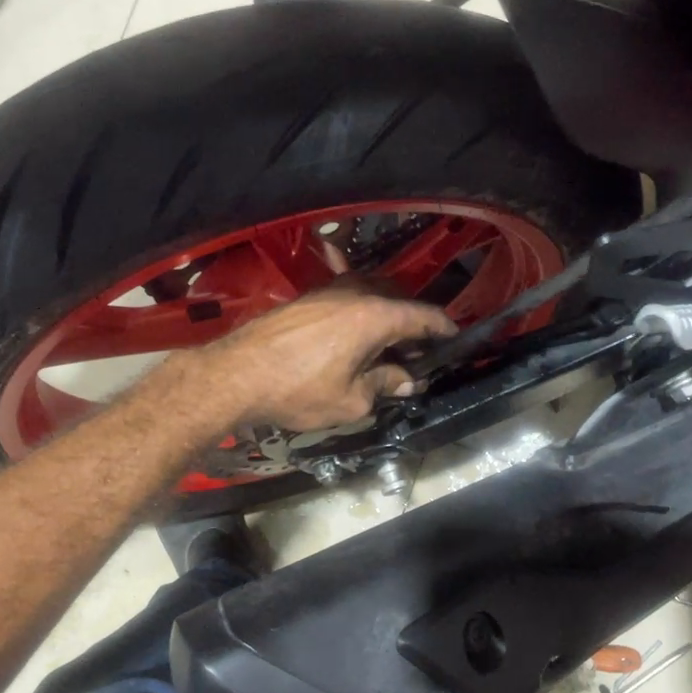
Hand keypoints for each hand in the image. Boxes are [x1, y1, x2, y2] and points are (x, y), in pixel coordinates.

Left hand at [186, 286, 457, 431]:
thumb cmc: (299, 390)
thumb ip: (384, 385)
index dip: (443, 328)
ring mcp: (327, 292)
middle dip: (413, 323)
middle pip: (397, 301)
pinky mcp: (305, 300)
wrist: (236, 374)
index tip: (455, 338)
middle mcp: (354, 293)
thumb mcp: (351, 400)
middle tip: (419, 352)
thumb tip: (405, 380)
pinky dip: (358, 313)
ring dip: (384, 316)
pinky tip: (353, 335)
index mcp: (375, 316)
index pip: (422, 315)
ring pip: (368, 296)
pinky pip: (344, 299)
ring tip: (386, 346)